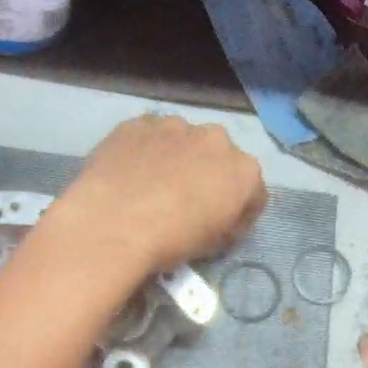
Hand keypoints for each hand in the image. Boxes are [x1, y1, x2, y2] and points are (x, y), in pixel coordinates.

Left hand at [45, 115, 267, 272]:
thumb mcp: (214, 244)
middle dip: (211, 177)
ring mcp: (175, 126)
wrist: (113, 222)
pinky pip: (151, 137)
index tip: (224, 229)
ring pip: (185, 143)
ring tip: (157, 186)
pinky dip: (148, 152)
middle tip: (190, 204)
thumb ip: (227, 222)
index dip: (241, 214)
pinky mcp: (138, 123)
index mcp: (244, 171)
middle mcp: (216, 139)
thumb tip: (218, 218)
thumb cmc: (173, 240)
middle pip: (220, 160)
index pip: (254, 194)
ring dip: (179, 160)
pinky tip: (133, 175)